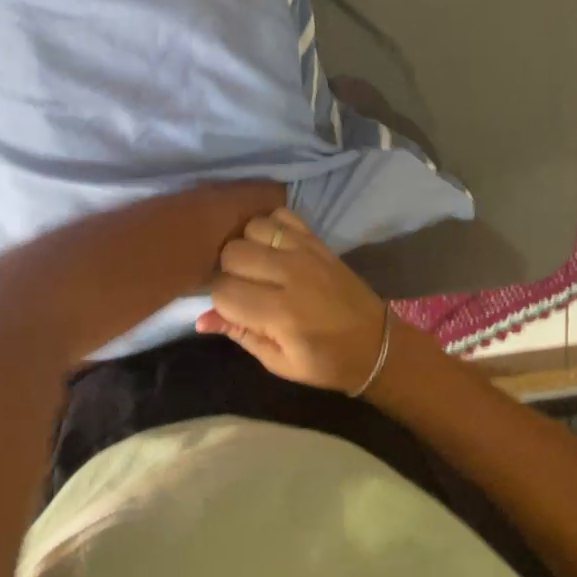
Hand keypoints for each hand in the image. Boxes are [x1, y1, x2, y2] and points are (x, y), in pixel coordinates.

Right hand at [195, 208, 389, 393]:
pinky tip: (272, 246)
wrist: (374, 344)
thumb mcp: (279, 362)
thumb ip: (240, 335)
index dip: (220, 303)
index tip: (231, 311)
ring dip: (247, 246)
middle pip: (233, 253)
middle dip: (228, 272)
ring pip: (252, 227)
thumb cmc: (324, 361)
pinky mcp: (317, 240)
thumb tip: (202, 318)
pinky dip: (270, 226)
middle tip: (242, 289)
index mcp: (281, 313)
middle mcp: (291, 275)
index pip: (224, 291)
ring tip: (256, 266)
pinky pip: (281, 214)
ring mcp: (305, 251)